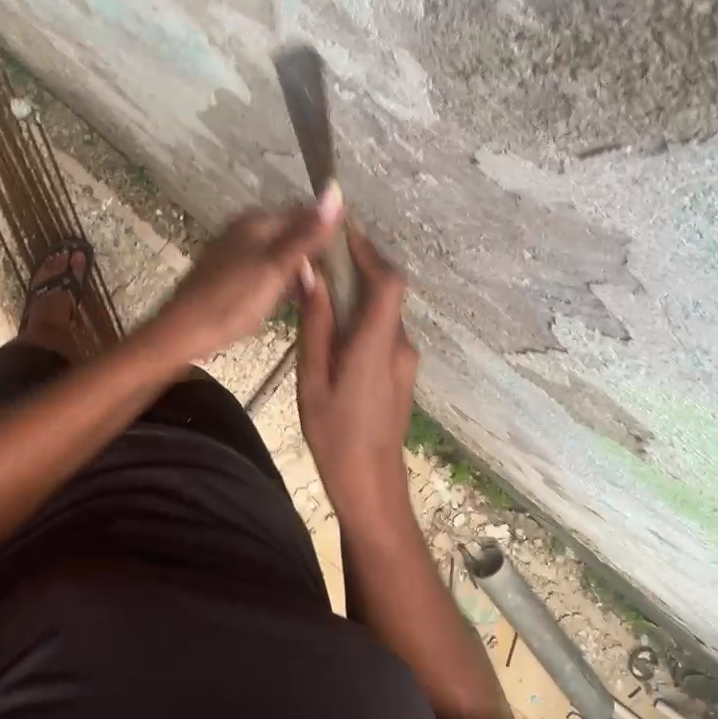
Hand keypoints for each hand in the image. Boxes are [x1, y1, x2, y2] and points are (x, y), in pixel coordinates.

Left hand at [143, 190, 340, 364]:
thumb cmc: (232, 301)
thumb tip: (336, 190)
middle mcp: (244, 228)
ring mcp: (233, 250)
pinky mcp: (227, 272)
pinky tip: (287, 297)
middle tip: (337, 277)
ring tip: (317, 289)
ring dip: (297, 266)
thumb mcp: (276, 268)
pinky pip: (264, 266)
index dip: (328, 229)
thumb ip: (306, 234)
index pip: (304, 212)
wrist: (182, 332)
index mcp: (256, 221)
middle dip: (313, 249)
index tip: (350, 254)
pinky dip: (279, 278)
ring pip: (277, 250)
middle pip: (290, 231)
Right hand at [296, 226, 416, 521]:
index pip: (387, 284)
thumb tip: (313, 277)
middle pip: (386, 293)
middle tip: (323, 258)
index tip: (345, 233)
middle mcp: (399, 346)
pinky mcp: (402, 372)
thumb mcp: (312, 379)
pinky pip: (383, 331)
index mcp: (375, 346)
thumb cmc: (334, 435)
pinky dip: (362, 318)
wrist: (372, 485)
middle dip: (358, 269)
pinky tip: (334, 329)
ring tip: (320, 291)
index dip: (370, 252)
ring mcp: (405, 360)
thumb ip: (315, 326)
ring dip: (358, 295)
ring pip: (383, 313)